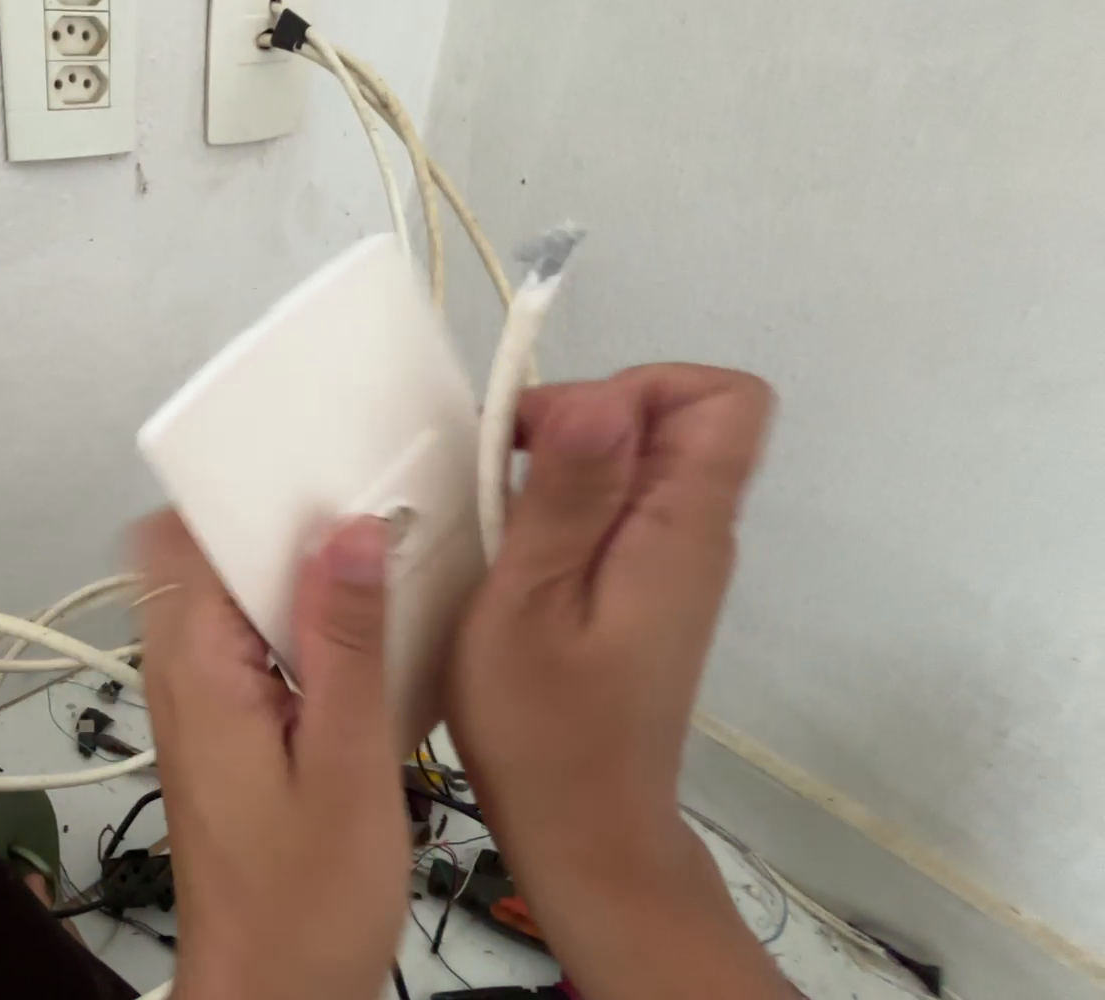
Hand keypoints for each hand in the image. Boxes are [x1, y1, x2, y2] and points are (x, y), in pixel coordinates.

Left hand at [135, 513, 407, 999]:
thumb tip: (351, 536)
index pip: (191, 534)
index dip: (243, 490)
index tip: (309, 472)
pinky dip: (278, 610)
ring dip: (275, 564)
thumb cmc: (301, 901)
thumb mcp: (346, 762)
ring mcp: (189, 689)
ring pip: (213, 585)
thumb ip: (345, 639)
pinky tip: (339, 630)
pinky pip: (233, 629)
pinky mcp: (212, 712)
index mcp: (197, 663)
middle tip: (338, 517)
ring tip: (352, 564)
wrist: (268, 984)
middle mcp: (176, 666)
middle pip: (191, 549)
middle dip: (258, 518)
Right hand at [448, 363, 792, 998]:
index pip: (720, 399)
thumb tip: (601, 396)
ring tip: (491, 507)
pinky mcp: (637, 590)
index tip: (548, 431)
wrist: (577, 823)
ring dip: (561, 463)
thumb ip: (570, 497)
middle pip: (670, 423)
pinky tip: (506, 543)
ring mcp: (666, 565)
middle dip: (581, 420)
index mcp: (681, 530)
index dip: (635, 387)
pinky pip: (613, 509)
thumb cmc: (540, 718)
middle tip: (500, 470)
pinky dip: (558, 502)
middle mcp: (692, 536)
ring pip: (634, 465)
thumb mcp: (532, 599)